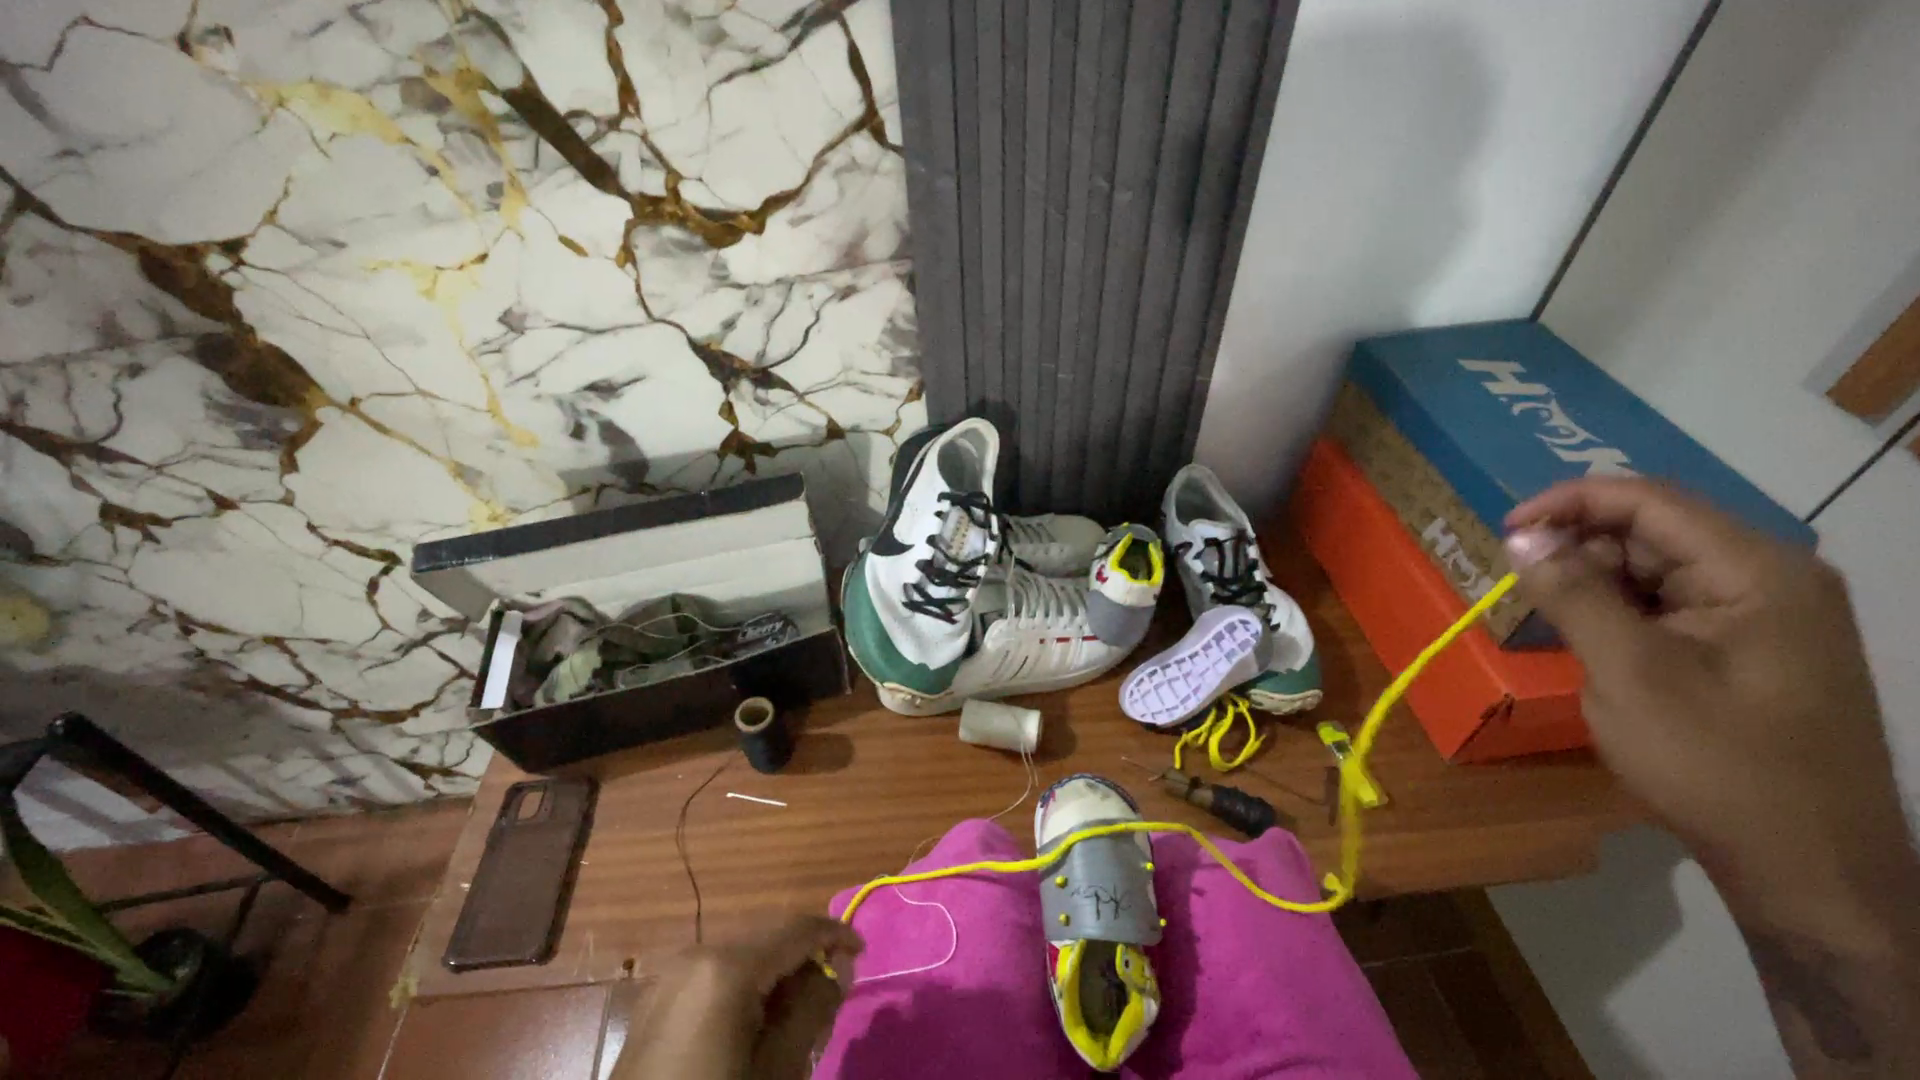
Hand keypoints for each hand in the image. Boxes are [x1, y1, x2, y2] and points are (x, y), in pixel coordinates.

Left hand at [614, 916, 863, 1079]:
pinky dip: (744, 986)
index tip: (863, 953)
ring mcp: (670, 975)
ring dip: (774, 973)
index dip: (835, 934)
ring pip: (741, 954)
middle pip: (768, 937)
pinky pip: (713, 975)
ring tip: (797, 1014)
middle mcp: (697, 953)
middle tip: (832, 994)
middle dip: (803, 957)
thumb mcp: (777, 1068)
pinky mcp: (656, 1000)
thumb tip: (839, 965)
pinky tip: (755, 1022)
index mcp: (727, 965)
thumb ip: (813, 1007)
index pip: (796, 929)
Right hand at [1502, 478, 1914, 935]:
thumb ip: (1574, 595)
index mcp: (1756, 570)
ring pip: (1660, 571)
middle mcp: (1771, 578)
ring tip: (1544, 617)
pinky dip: (1622, 615)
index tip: (1503, 531)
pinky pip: (1675, 608)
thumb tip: (1523, 537)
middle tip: (1518, 584)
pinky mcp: (1756, 651)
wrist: (1811, 868)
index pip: (1648, 501)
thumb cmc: (1716, 765)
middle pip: (1655, 532)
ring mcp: (1769, 616)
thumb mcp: (1629, 675)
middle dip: (1579, 548)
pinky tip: (1589, 644)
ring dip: (1595, 584)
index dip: (1567, 502)